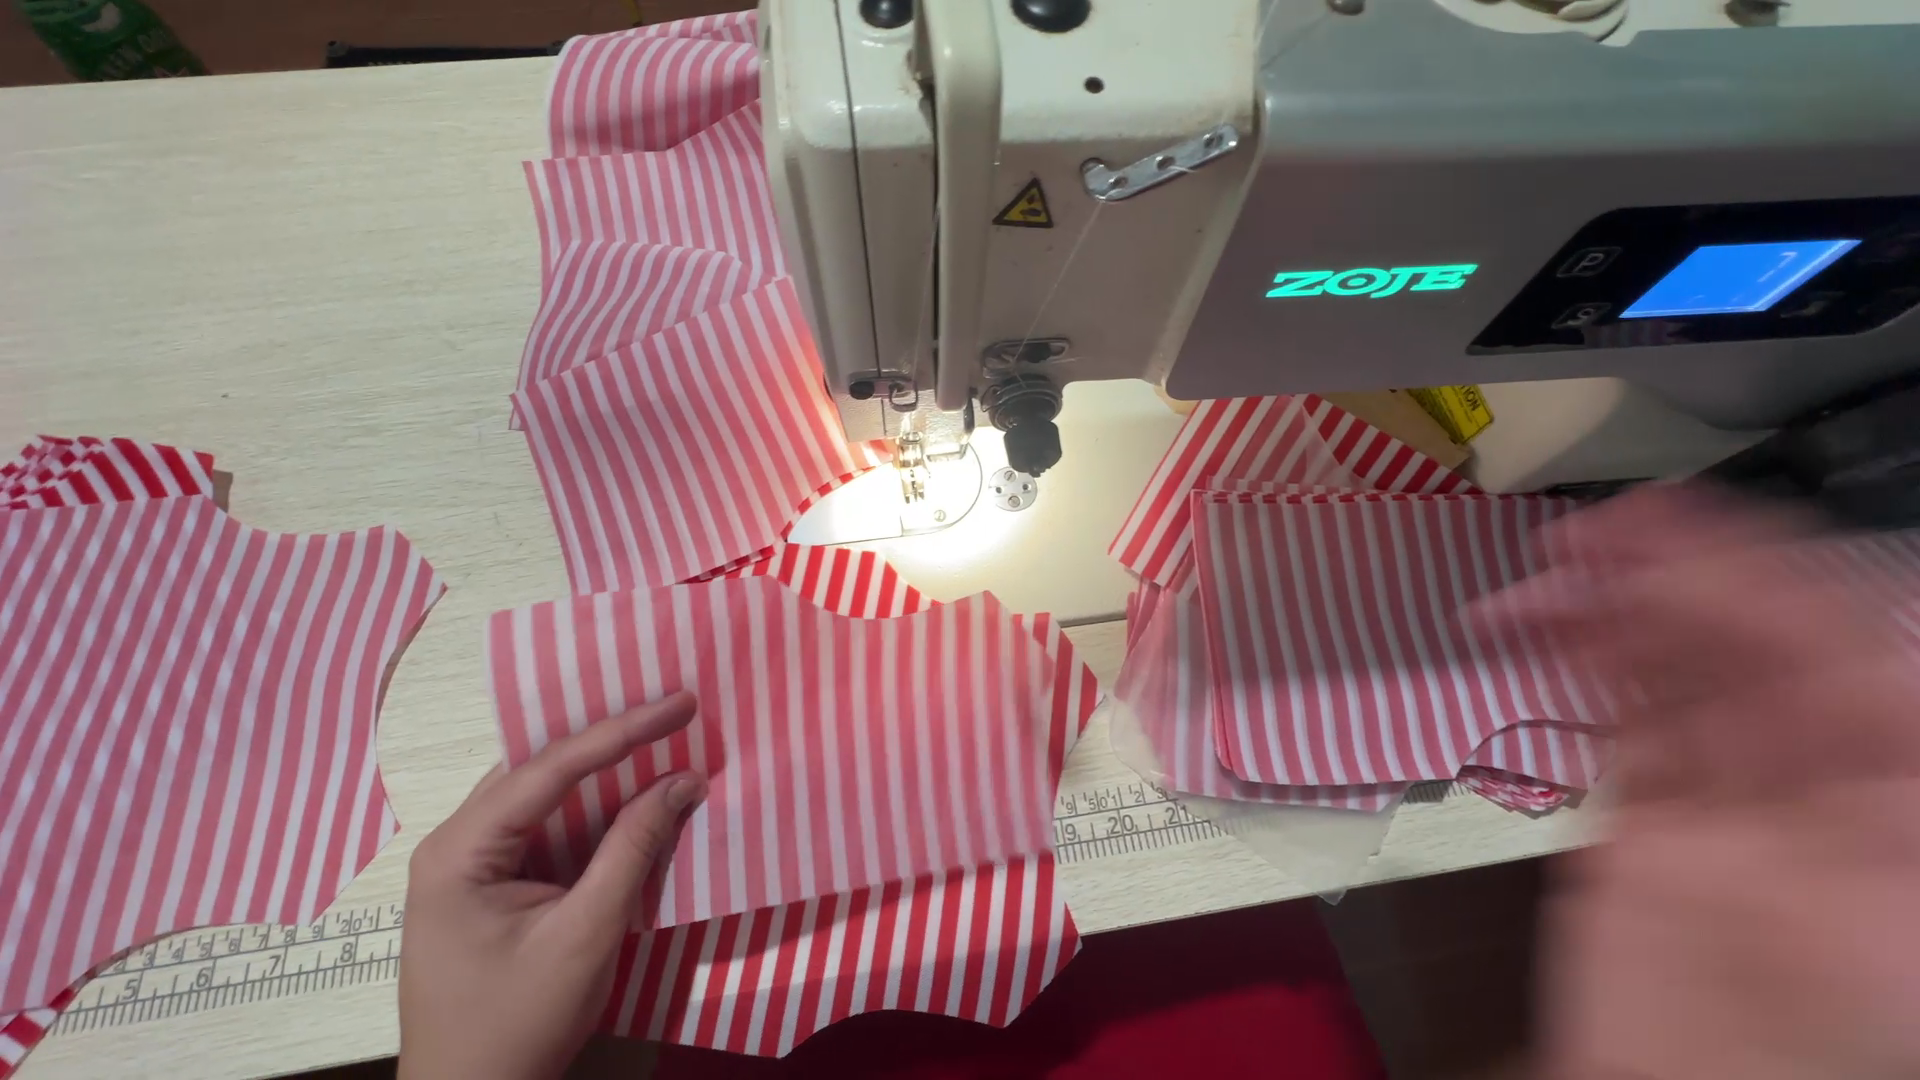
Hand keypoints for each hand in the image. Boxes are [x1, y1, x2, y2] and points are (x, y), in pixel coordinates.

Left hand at [397, 693, 706, 1079]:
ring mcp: (474, 862)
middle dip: (611, 736)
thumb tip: (685, 779)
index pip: (549, 768)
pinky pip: (551, 824)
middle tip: (672, 708)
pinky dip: (597, 805)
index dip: (621, 730)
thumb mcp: (586, 933)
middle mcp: (458, 841)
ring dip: (607, 768)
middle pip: (542, 767)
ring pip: (547, 791)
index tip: (678, 703)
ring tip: (661, 734)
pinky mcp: (497, 882)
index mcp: (460, 850)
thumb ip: (634, 848)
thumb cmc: (518, 1023)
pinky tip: (633, 789)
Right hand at [1513, 489, 1919, 1079]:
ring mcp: (1723, 794)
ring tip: (1547, 571)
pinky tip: (1536, 625)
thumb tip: (1871, 665)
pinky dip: (1573, 663)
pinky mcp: (1644, 806)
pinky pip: (1615, 713)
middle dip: (1665, 581)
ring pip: (1668, 672)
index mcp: (1899, 803)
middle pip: (1744, 653)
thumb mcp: (1873, 922)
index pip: (1843, 654)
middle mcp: (1821, 784)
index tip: (1679, 526)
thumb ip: (1869, 780)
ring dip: (1605, 613)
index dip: (1763, 578)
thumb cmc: (1781, 1040)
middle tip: (1592, 532)